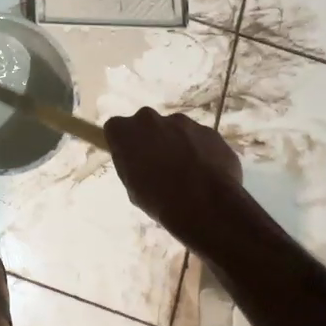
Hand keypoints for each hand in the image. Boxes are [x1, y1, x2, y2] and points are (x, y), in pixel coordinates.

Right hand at [106, 107, 247, 249]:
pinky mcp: (209, 131)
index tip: (132, 160)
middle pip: (146, 124)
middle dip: (151, 140)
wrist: (207, 207)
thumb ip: (131, 164)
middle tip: (159, 165)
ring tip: (187, 172)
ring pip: (175, 130)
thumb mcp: (131, 186)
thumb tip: (138, 161)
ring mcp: (182, 122)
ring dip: (177, 144)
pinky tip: (206, 173)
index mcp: (123, 130)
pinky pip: (199, 139)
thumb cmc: (159, 200)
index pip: (116, 129)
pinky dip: (200, 151)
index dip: (125, 144)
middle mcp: (149, 118)